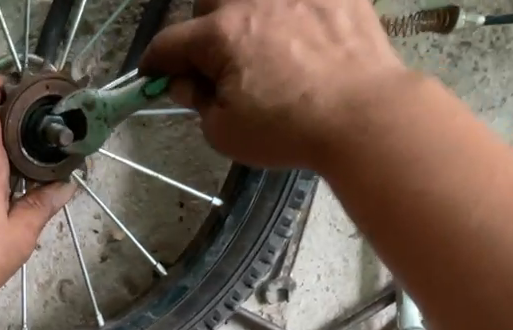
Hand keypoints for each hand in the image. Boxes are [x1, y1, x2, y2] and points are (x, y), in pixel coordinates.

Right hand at [140, 0, 416, 169]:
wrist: (361, 113)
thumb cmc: (286, 129)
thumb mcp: (224, 132)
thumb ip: (198, 101)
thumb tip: (185, 83)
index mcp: (220, 35)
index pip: (169, 44)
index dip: (154, 64)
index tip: (151, 77)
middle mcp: (254, 0)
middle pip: (209, 3)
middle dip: (202, 30)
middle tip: (213, 64)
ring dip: (243, 16)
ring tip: (257, 47)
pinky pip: (296, 0)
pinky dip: (288, 14)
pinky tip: (297, 37)